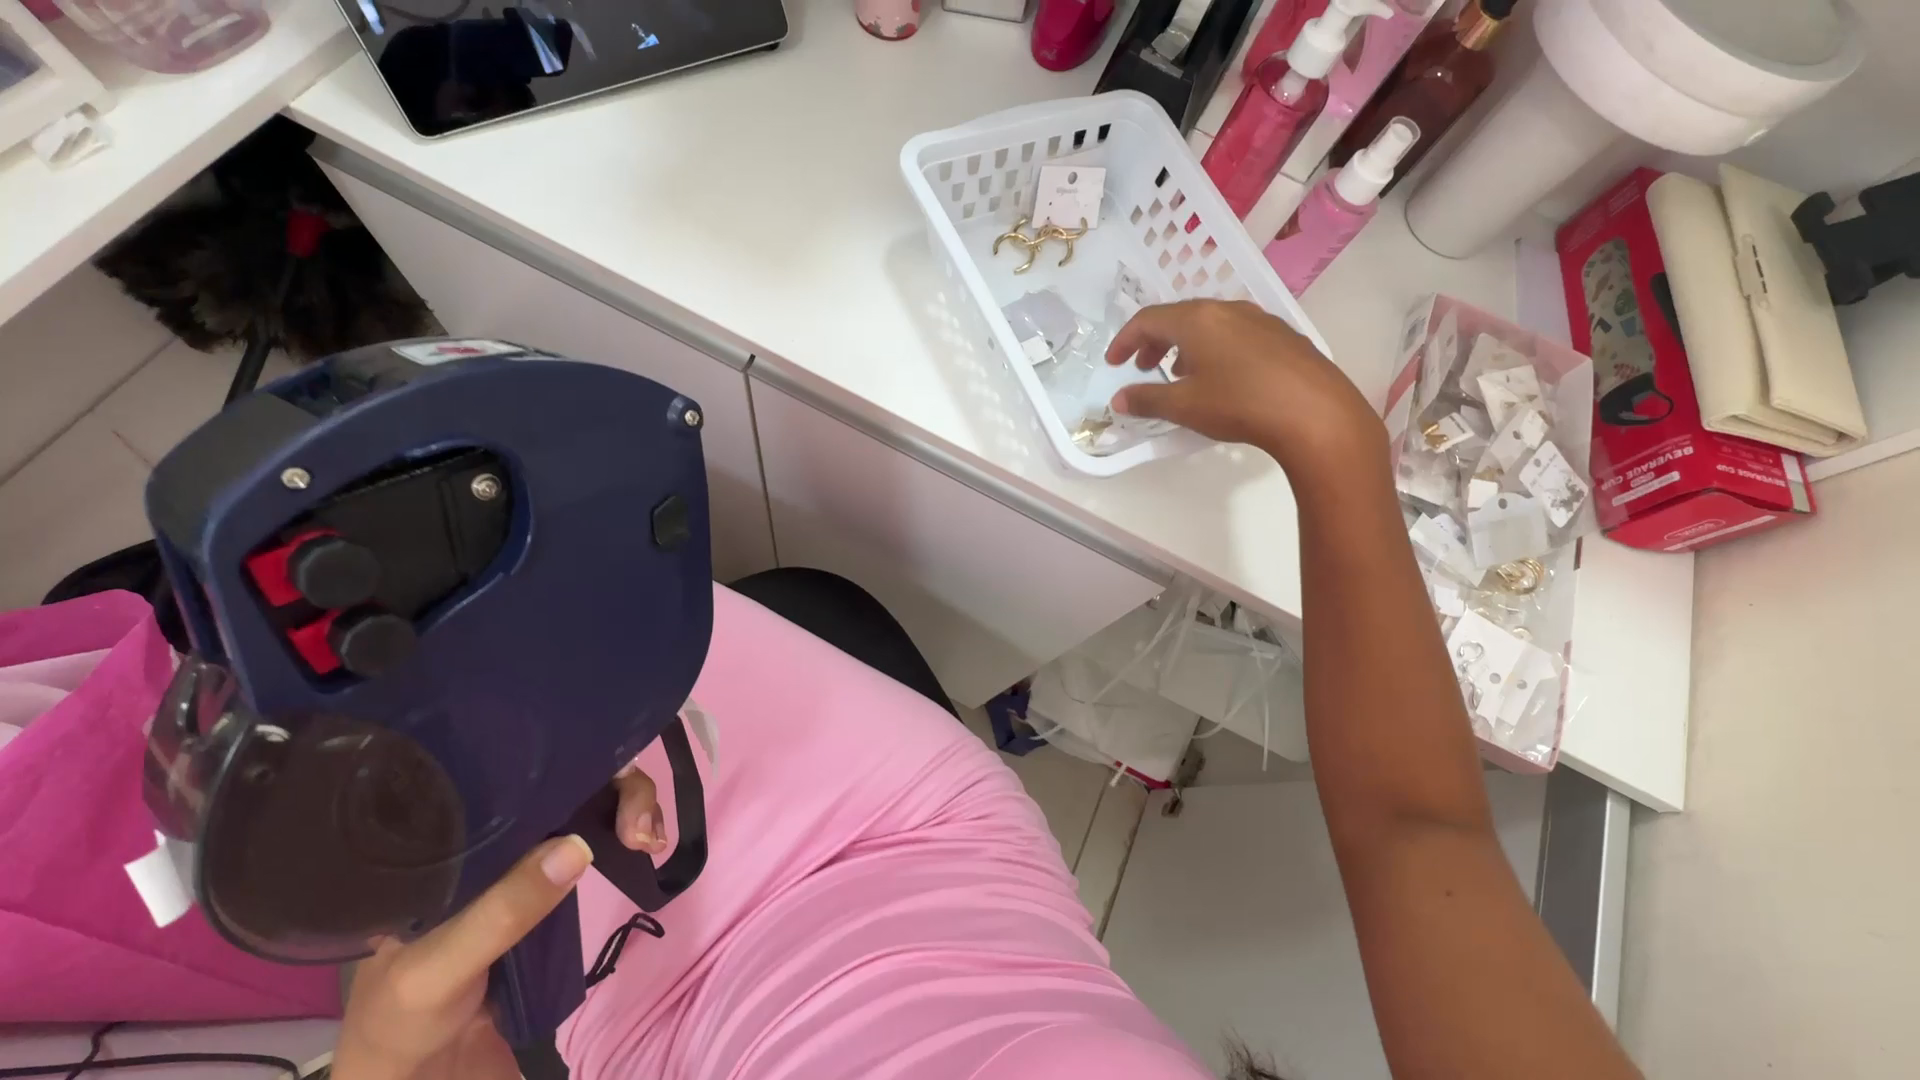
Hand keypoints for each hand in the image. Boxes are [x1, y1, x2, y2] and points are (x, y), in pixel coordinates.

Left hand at [332, 767, 667, 1079]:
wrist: (419, 1079)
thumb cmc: (401, 1020)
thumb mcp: (440, 969)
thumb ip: (504, 911)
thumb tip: (581, 844)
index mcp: (449, 835)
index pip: (515, 772)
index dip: (571, 762)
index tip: (611, 787)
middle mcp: (490, 834)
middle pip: (566, 778)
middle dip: (618, 788)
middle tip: (642, 832)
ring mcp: (524, 860)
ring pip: (588, 804)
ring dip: (631, 807)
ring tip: (650, 841)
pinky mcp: (551, 887)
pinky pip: (595, 842)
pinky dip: (628, 835)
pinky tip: (646, 849)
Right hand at [1107, 300, 1385, 478]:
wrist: (1315, 413)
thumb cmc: (1240, 404)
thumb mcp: (1185, 406)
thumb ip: (1147, 400)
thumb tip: (1119, 399)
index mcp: (1197, 320)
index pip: (1149, 320)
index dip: (1125, 340)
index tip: (1113, 364)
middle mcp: (1227, 310)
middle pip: (1180, 317)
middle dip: (1155, 342)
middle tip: (1143, 368)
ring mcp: (1259, 320)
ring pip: (1210, 325)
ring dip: (1185, 346)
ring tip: (1180, 375)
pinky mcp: (1283, 337)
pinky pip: (1235, 335)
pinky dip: (1214, 350)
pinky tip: (1220, 378)